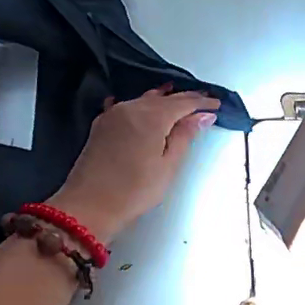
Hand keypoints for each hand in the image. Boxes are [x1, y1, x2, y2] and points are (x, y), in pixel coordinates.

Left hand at [48, 85, 220, 241]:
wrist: (88, 206)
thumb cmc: (133, 191)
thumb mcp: (168, 167)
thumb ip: (185, 136)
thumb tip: (202, 116)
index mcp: (151, 117)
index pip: (183, 102)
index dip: (202, 102)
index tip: (216, 104)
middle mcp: (131, 108)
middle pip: (163, 98)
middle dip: (184, 99)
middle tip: (203, 102)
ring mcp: (113, 114)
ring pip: (144, 99)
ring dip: (163, 100)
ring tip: (178, 102)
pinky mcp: (101, 124)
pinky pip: (127, 106)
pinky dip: (142, 105)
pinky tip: (144, 106)